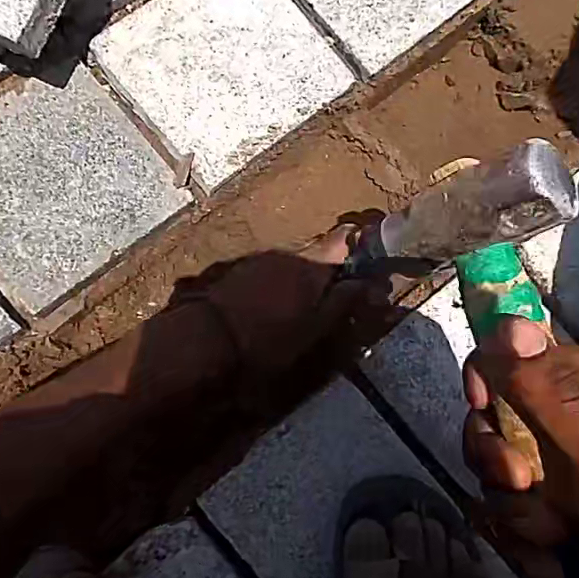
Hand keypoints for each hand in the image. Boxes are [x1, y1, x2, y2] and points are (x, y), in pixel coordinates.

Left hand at [173, 225, 385, 379]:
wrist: (208, 339)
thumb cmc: (269, 339)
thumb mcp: (315, 329)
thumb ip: (343, 302)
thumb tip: (369, 284)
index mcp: (312, 263)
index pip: (345, 238)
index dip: (361, 244)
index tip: (370, 261)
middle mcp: (286, 252)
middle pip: (318, 252)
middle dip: (332, 269)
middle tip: (339, 295)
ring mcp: (260, 260)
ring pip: (293, 262)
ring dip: (302, 278)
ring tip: (304, 308)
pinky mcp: (238, 271)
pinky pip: (270, 272)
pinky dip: (279, 284)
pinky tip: (274, 307)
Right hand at [460, 319, 578, 577]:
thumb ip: (549, 394)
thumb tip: (507, 320)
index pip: (518, 355)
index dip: (490, 376)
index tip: (482, 408)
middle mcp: (575, 426)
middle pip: (493, 418)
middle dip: (497, 459)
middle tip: (526, 486)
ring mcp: (563, 475)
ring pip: (494, 473)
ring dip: (514, 512)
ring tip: (555, 543)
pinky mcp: (554, 517)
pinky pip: (506, 516)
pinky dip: (524, 544)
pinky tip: (556, 568)